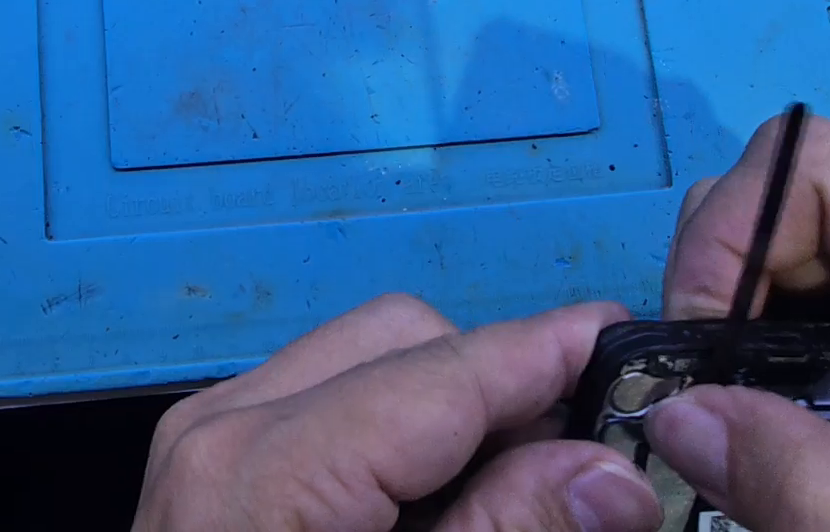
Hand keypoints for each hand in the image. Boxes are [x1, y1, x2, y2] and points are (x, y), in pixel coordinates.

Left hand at [132, 294, 662, 531]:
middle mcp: (228, 418)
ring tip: (505, 481)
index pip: (431, 373)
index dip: (536, 352)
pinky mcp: (212, 445)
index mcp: (265, 469)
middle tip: (570, 458)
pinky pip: (327, 389)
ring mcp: (211, 425)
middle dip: (491, 381)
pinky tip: (427, 492)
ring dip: (446, 399)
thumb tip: (611, 475)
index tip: (619, 336)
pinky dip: (393, 422)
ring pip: (364, 352)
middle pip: (397, 338)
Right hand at [648, 114, 829, 529]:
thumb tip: (673, 417)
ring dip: (736, 305)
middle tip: (719, 379)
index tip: (703, 342)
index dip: (729, 238)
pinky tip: (785, 392)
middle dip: (723, 276)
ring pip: (782, 230)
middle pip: (784, 188)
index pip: (816, 168)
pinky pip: (806, 276)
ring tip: (751, 395)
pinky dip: (764, 327)